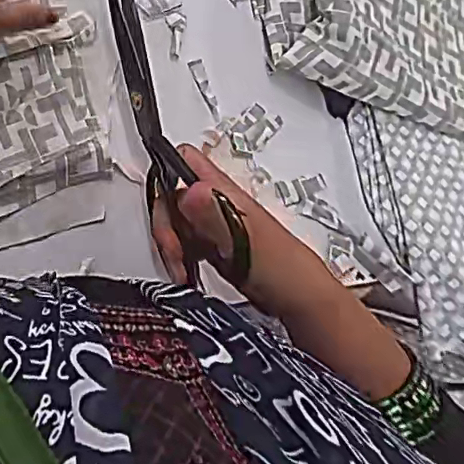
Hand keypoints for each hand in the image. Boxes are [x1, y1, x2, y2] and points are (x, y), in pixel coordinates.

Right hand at [149, 144, 339, 317]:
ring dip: (169, 246)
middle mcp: (216, 202)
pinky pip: (182, 243)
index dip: (164, 173)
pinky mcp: (212, 246)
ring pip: (174, 221)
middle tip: (175, 251)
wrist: (301, 303)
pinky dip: (178, 258)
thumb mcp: (245, 241)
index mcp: (223, 191)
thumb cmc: (286, 270)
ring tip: (182, 269)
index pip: (183, 160)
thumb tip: (190, 192)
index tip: (161, 208)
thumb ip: (216, 216)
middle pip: (171, 195)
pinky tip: (187, 273)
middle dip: (165, 223)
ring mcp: (214, 224)